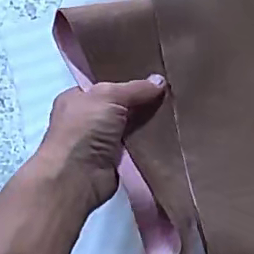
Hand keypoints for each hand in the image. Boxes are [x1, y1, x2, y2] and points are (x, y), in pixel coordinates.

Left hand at [30, 75, 166, 211]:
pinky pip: (137, 145)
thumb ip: (135, 88)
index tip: (153, 77)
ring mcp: (100, 141)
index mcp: (77, 99)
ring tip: (176, 110)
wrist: (77, 176)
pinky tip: (170, 133)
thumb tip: (160, 80)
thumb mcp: (109, 96)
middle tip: (170, 93)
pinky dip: (151, 142)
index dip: (127, 80)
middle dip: (142, 101)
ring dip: (149, 122)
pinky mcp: (115, 160)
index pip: (105, 85)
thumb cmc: (84, 129)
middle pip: (121, 105)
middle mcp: (87, 119)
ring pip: (131, 126)